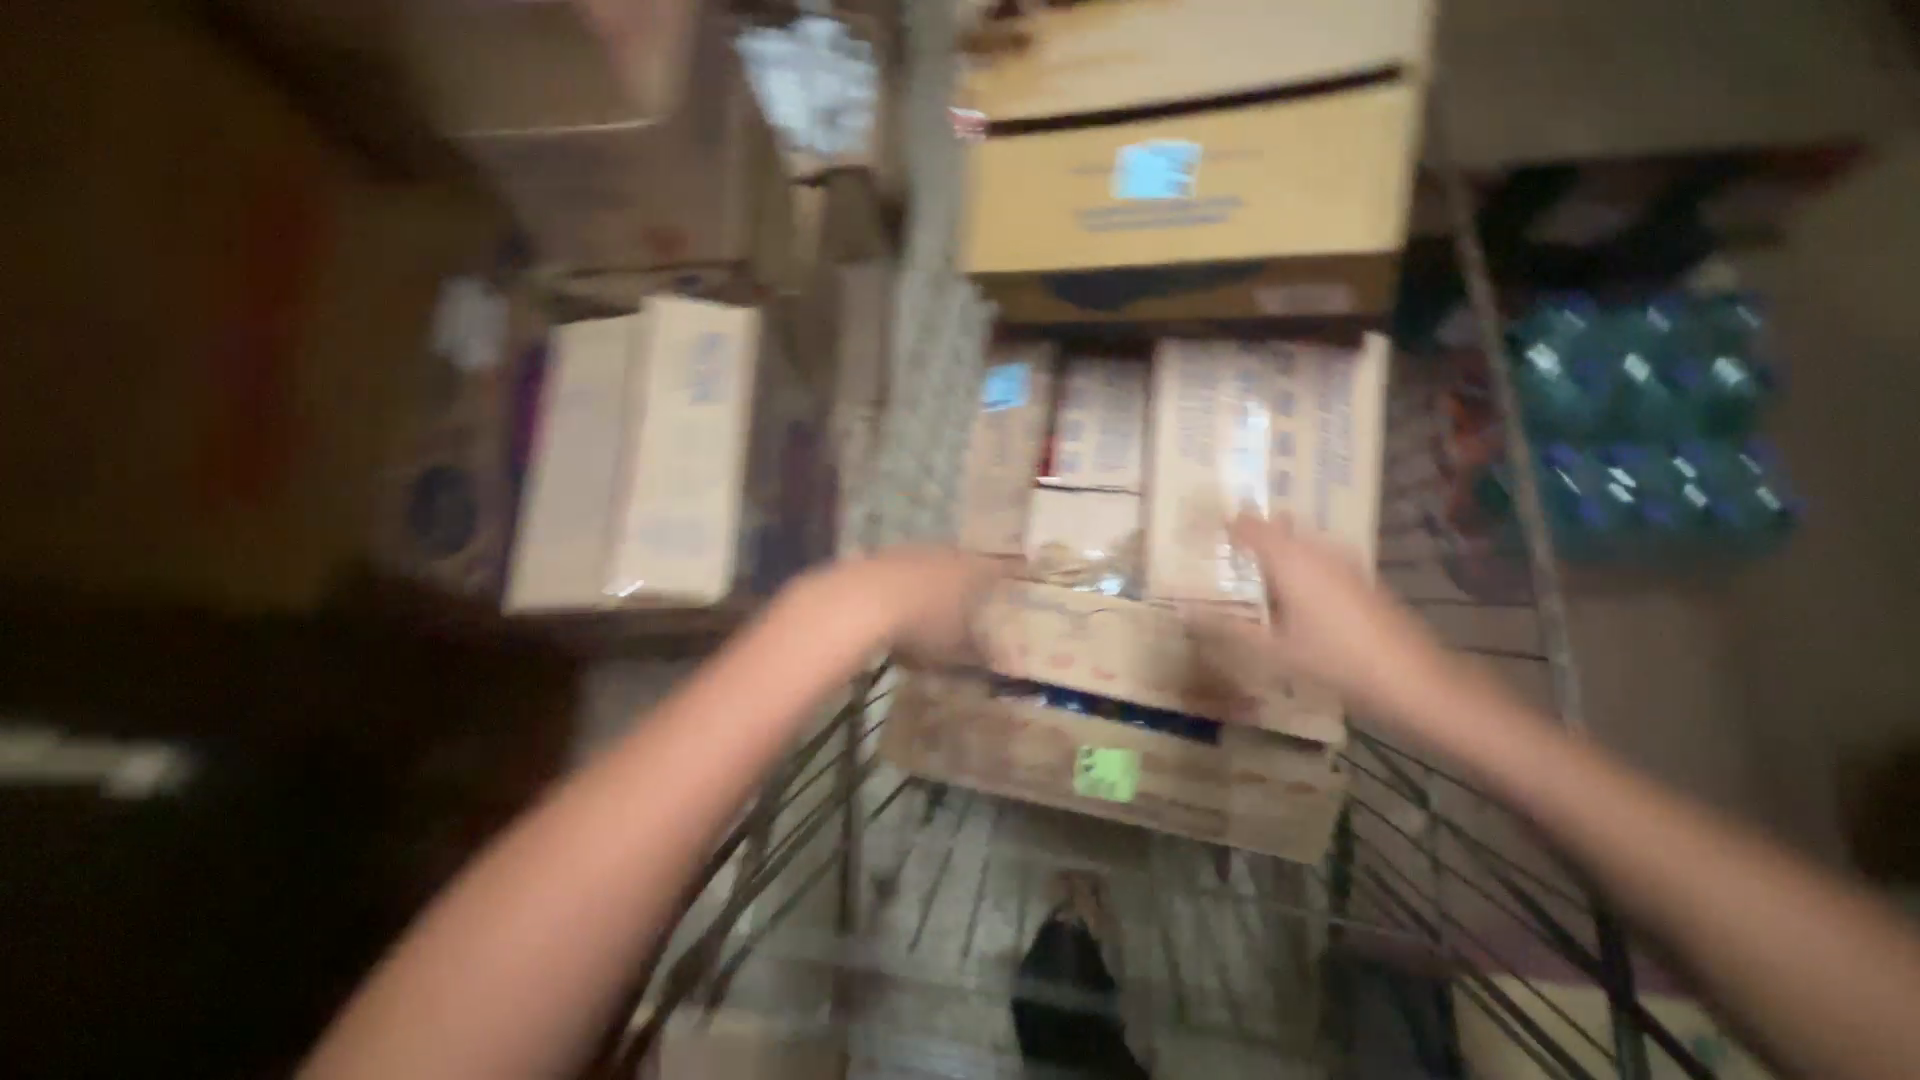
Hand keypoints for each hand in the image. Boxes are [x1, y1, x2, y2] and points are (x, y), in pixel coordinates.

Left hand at [812, 547, 1012, 666]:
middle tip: (974, 593)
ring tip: (933, 603)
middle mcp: (947, 552)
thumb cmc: (923, 626)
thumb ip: (978, 654)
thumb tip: (998, 661)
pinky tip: (896, 606)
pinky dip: (905, 585)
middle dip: (970, 577)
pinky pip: (902, 571)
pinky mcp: (880, 556)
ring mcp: (911, 551)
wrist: (862, 601)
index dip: (1012, 572)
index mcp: (974, 570)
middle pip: (965, 561)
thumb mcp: (955, 650)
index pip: (1002, 567)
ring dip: (934, 580)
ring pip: (932, 563)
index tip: (1022, 573)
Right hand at [1190, 514, 1458, 717]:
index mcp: (1290, 558)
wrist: (1409, 677)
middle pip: (1276, 528)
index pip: (1248, 525)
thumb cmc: (1334, 660)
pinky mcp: (1361, 577)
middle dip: (1249, 535)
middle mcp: (1317, 549)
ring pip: (1300, 543)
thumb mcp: (1272, 650)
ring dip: (1276, 551)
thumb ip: (1227, 628)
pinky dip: (1299, 565)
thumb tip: (1184, 610)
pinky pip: (1319, 558)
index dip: (1224, 523)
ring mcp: (1344, 561)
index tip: (1200, 530)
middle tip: (1223, 553)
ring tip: (1252, 576)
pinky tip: (1292, 597)